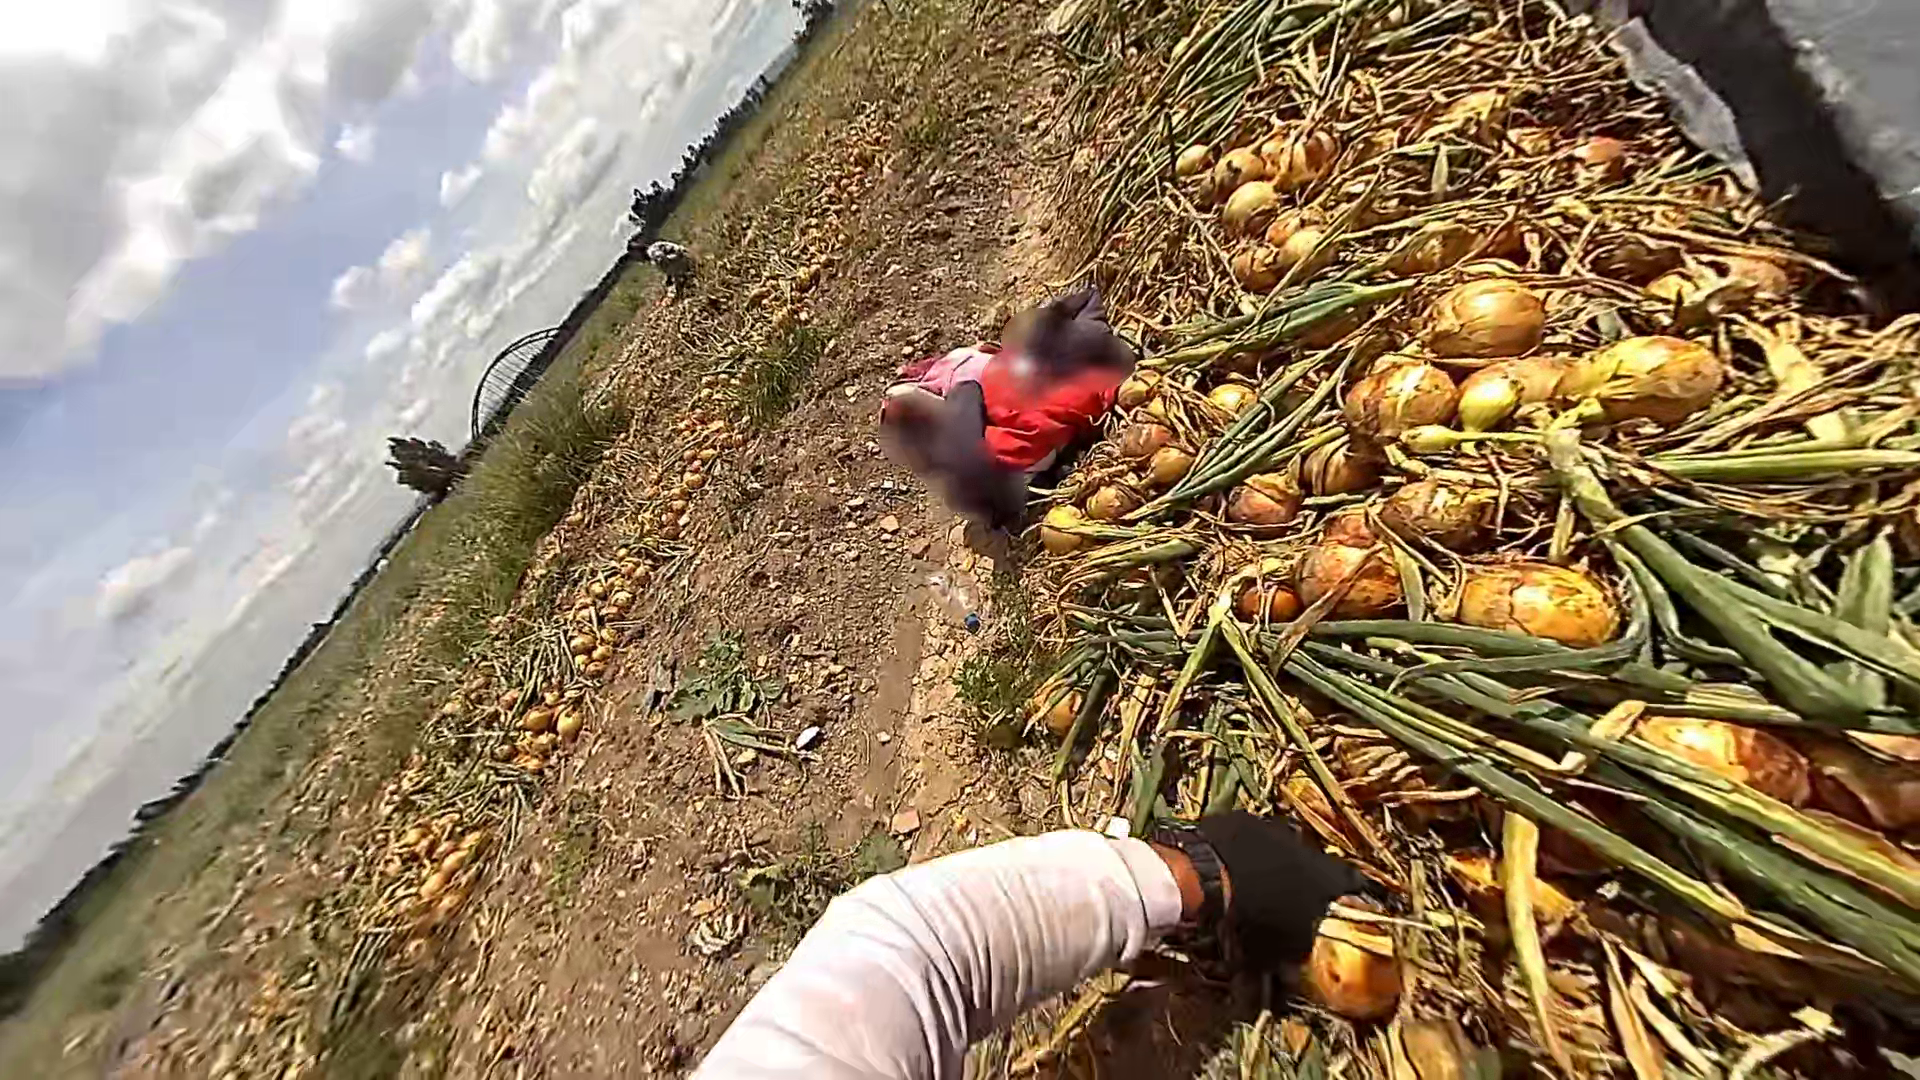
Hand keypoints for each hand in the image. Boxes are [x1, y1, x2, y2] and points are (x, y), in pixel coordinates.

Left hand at [1196, 811, 1368, 970]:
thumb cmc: (1254, 918)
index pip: (1350, 879)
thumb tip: (1292, 970)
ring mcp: (1266, 825)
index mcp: (1323, 875)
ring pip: (1276, 841)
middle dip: (1302, 872)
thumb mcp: (1283, 949)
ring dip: (1270, 856)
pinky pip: (1245, 831)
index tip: (1343, 895)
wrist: (1206, 875)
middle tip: (1289, 892)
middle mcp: (1299, 843)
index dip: (1348, 888)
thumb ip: (1297, 952)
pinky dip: (1240, 844)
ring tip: (1255, 878)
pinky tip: (1229, 862)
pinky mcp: (1234, 815)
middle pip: (1309, 857)